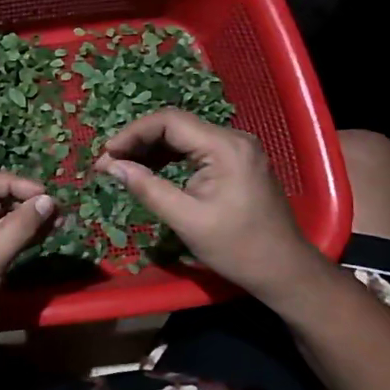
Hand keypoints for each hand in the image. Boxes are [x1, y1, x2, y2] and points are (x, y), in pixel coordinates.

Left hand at [0, 172, 55, 351]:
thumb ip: (22, 224)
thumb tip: (50, 200)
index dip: (14, 184)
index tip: (43, 194)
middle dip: (25, 201)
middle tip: (56, 208)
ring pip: (4, 220)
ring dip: (30, 218)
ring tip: (60, 219)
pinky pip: (7, 239)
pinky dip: (27, 235)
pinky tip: (49, 232)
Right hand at [92, 109, 327, 300]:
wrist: (282, 268)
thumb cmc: (237, 247)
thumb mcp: (186, 220)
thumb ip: (148, 188)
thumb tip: (111, 166)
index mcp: (225, 147)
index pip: (170, 121)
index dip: (133, 133)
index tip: (107, 154)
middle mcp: (233, 138)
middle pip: (177, 125)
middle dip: (139, 141)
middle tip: (109, 162)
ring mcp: (238, 149)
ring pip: (185, 137)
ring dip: (153, 149)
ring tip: (123, 167)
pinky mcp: (237, 162)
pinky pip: (197, 150)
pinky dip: (171, 158)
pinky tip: (150, 171)